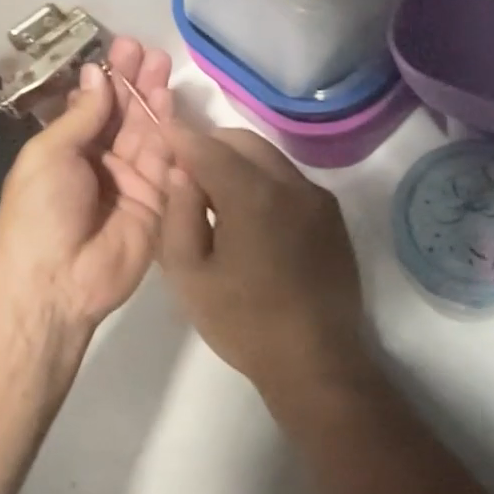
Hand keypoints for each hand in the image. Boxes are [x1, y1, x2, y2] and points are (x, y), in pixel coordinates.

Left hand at [0, 37, 173, 337]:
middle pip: (124, 115)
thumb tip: (97, 75)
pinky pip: (166, 162)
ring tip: (163, 65)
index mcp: (66, 152)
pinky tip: (171, 102)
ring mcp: (131, 182)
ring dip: (154, 99)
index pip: (93, 107)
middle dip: (135, 82)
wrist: (59, 280)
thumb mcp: (48, 155)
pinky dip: (170, 132)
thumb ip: (81, 116)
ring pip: (147, 133)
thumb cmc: (40, 213)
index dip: (108, 79)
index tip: (122, 48)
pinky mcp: (158, 201)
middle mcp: (101, 163)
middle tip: (150, 50)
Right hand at [159, 126, 374, 403]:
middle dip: (211, 146)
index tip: (160, 132)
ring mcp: (318, 198)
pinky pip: (292, 181)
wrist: (315, 360)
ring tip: (216, 196)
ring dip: (240, 163)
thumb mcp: (190, 274)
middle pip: (244, 142)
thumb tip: (179, 172)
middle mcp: (291, 184)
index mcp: (253, 195)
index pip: (208, 147)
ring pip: (271, 159)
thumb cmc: (243, 323)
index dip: (180, 138)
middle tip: (185, 171)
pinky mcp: (333, 217)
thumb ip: (178, 214)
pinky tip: (251, 216)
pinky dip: (265, 182)